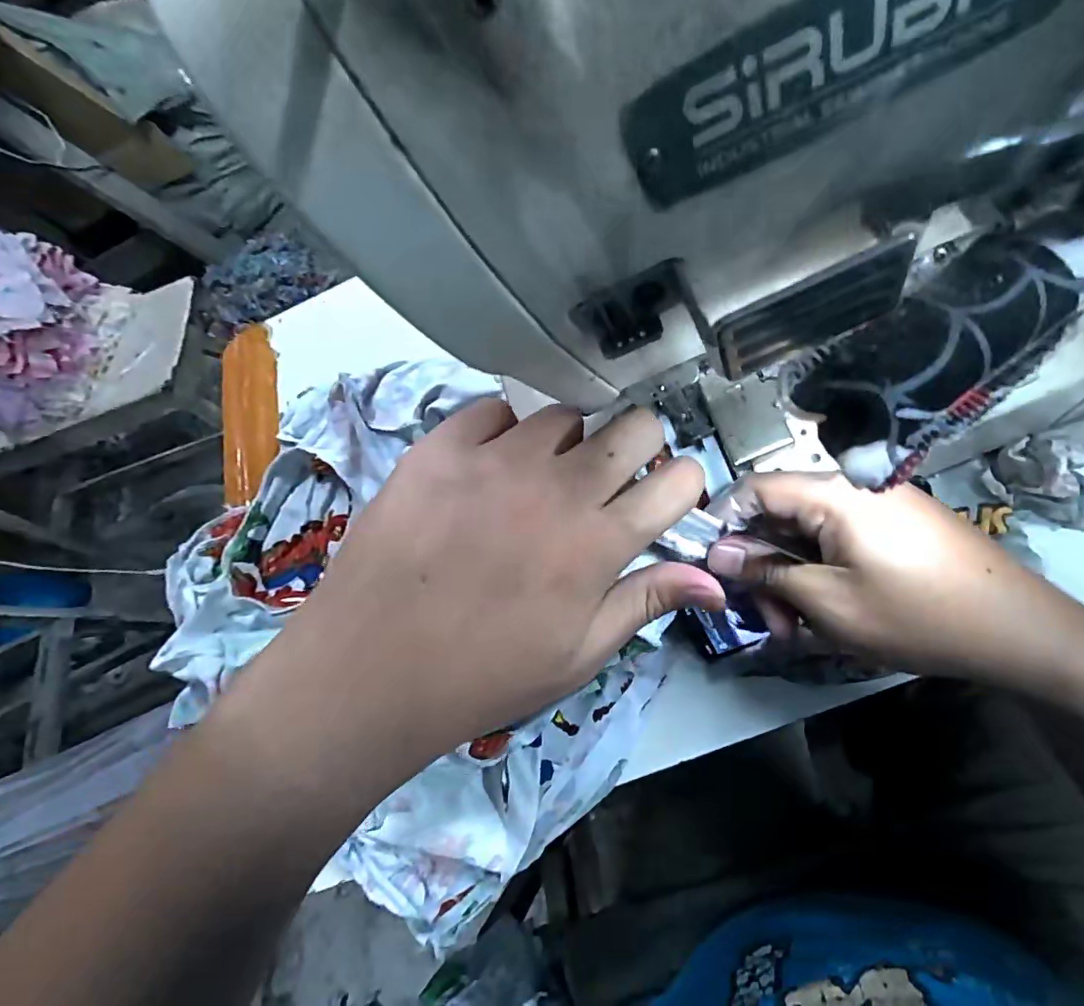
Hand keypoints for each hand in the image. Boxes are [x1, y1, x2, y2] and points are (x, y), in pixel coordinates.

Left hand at [214, 401, 724, 804]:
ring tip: (548, 473)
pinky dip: (508, 430)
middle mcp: (559, 487)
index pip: (679, 478)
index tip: (665, 498)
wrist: (366, 674)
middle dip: (642, 446)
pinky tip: (495, 463)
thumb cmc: (486, 674)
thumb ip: (648, 601)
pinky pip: (497, 409)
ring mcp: (497, 460)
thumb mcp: (580, 653)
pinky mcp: (441, 447)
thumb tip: (717, 581)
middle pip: (635, 424)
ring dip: (574, 439)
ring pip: (568, 411)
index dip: (684, 483)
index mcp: (600, 541)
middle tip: (614, 478)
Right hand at [705, 472, 1079, 682]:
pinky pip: (842, 537)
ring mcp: (879, 502)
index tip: (717, 572)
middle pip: (782, 512)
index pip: (755, 487)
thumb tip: (719, 551)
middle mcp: (853, 483)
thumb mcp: (828, 602)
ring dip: (796, 576)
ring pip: (811, 530)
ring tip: (804, 629)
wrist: (1012, 627)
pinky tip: (834, 611)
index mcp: (833, 490)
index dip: (726, 526)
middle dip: (766, 566)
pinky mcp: (898, 521)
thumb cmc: (914, 615)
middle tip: (772, 623)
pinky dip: (826, 571)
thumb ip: (768, 571)